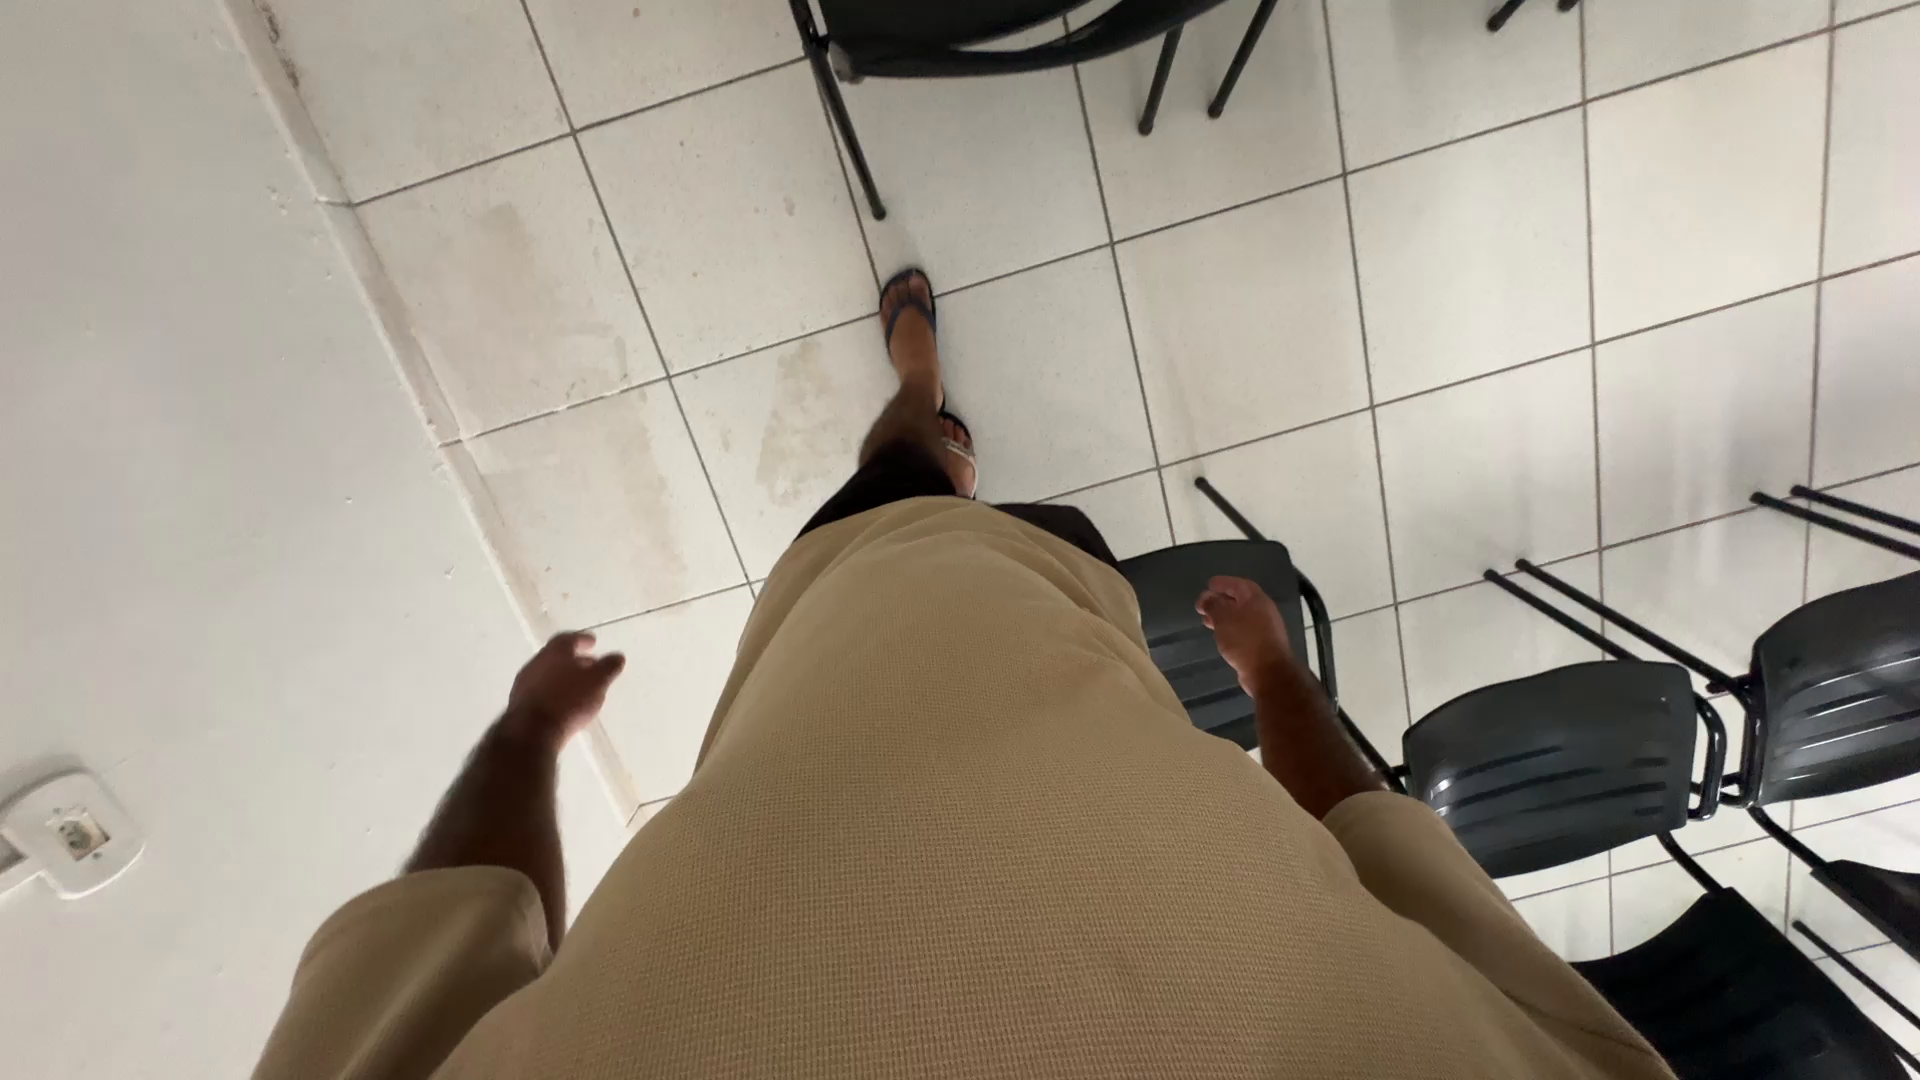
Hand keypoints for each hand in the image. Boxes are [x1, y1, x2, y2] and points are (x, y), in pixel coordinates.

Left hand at [503, 631, 625, 746]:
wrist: (532, 731)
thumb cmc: (569, 699)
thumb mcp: (598, 681)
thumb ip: (609, 667)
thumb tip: (618, 656)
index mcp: (555, 652)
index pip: (568, 639)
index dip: (582, 639)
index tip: (593, 642)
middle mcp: (536, 663)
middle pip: (556, 656)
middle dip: (575, 660)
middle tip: (590, 665)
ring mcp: (524, 684)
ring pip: (547, 674)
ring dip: (564, 677)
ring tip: (580, 687)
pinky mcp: (519, 704)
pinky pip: (541, 692)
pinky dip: (554, 692)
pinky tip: (565, 703)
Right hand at [1196, 576, 1293, 695]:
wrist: (1268, 671)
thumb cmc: (1244, 639)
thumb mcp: (1223, 617)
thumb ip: (1213, 604)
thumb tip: (1206, 597)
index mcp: (1256, 600)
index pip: (1239, 584)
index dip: (1223, 583)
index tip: (1208, 585)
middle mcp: (1263, 611)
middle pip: (1240, 601)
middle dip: (1221, 601)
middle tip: (1203, 604)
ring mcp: (1265, 629)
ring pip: (1240, 617)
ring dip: (1223, 617)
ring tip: (1207, 621)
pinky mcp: (1262, 645)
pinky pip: (1243, 631)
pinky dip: (1230, 629)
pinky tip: (1220, 636)